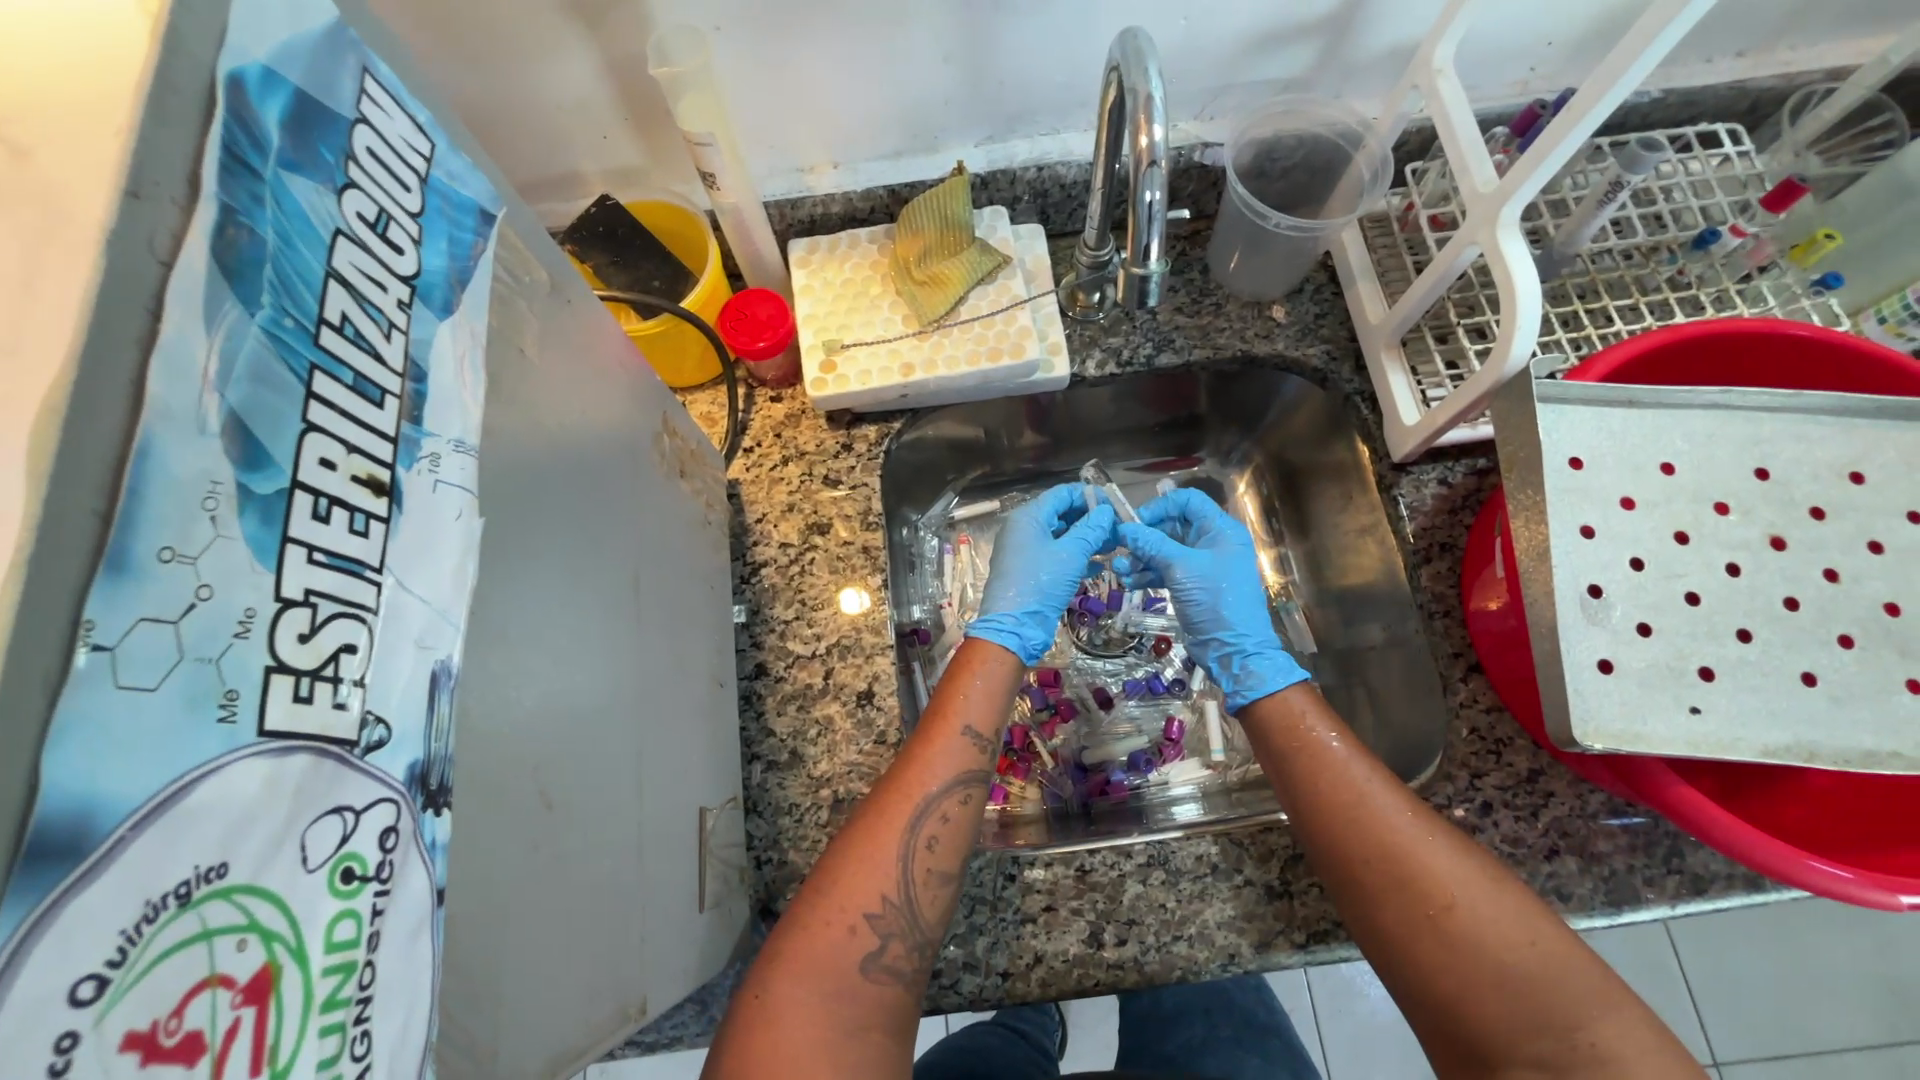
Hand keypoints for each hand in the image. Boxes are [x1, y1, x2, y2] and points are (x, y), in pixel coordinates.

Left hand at [967, 483, 1116, 665]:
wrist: (1014, 627)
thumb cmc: (1041, 584)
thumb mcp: (1071, 554)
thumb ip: (1090, 530)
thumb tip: (1106, 512)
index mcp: (1028, 517)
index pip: (1062, 494)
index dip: (1089, 496)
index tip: (1114, 506)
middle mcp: (1023, 529)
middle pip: (1061, 514)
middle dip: (1090, 520)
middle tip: (1117, 529)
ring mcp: (1023, 551)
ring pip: (1059, 537)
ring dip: (1085, 540)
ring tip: (1113, 546)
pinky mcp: (1028, 572)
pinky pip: (1054, 556)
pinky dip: (1074, 557)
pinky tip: (1097, 566)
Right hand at [1112, 488, 1308, 710]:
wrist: (1233, 649)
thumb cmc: (1214, 601)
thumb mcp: (1181, 568)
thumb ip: (1151, 544)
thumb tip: (1124, 528)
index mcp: (1220, 530)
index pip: (1187, 501)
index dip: (1160, 507)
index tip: (1136, 522)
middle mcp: (1212, 542)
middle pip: (1172, 526)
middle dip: (1144, 537)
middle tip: (1119, 548)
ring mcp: (1201, 565)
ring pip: (1165, 551)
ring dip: (1141, 558)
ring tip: (1120, 570)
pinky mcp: (1191, 585)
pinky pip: (1165, 571)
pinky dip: (1147, 574)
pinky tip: (1129, 583)